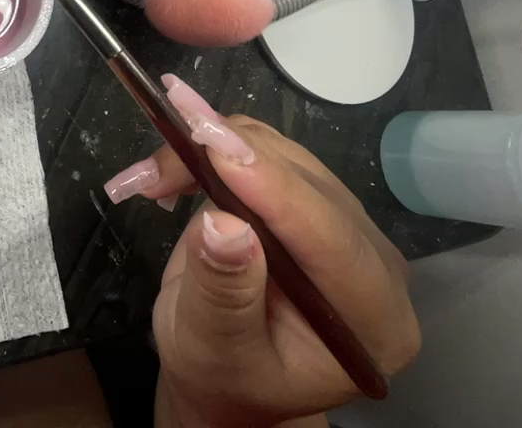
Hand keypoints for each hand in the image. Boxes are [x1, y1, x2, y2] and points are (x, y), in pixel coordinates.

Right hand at [103, 78, 419, 427]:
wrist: (223, 370)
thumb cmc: (224, 375)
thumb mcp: (214, 346)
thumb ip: (224, 291)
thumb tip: (224, 223)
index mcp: (373, 321)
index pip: (331, 240)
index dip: (274, 188)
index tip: (216, 147)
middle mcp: (371, 262)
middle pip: (304, 185)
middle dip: (225, 161)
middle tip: (153, 165)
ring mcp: (339, 222)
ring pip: (278, 152)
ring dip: (207, 151)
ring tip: (148, 179)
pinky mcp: (305, 193)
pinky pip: (261, 146)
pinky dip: (209, 147)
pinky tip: (170, 173)